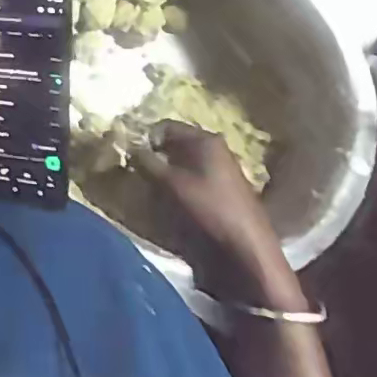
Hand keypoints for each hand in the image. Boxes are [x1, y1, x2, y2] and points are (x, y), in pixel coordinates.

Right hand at [131, 122, 304, 309]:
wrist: (248, 249)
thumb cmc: (209, 207)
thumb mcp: (170, 182)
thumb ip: (146, 161)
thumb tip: (128, 147)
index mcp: (205, 139)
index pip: (165, 126)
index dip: (145, 138)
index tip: (132, 155)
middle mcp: (216, 148)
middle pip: (174, 143)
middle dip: (155, 154)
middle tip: (139, 170)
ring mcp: (222, 167)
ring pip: (183, 160)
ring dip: (166, 170)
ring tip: (153, 186)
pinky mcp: (224, 187)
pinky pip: (194, 175)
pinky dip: (180, 181)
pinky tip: (173, 197)